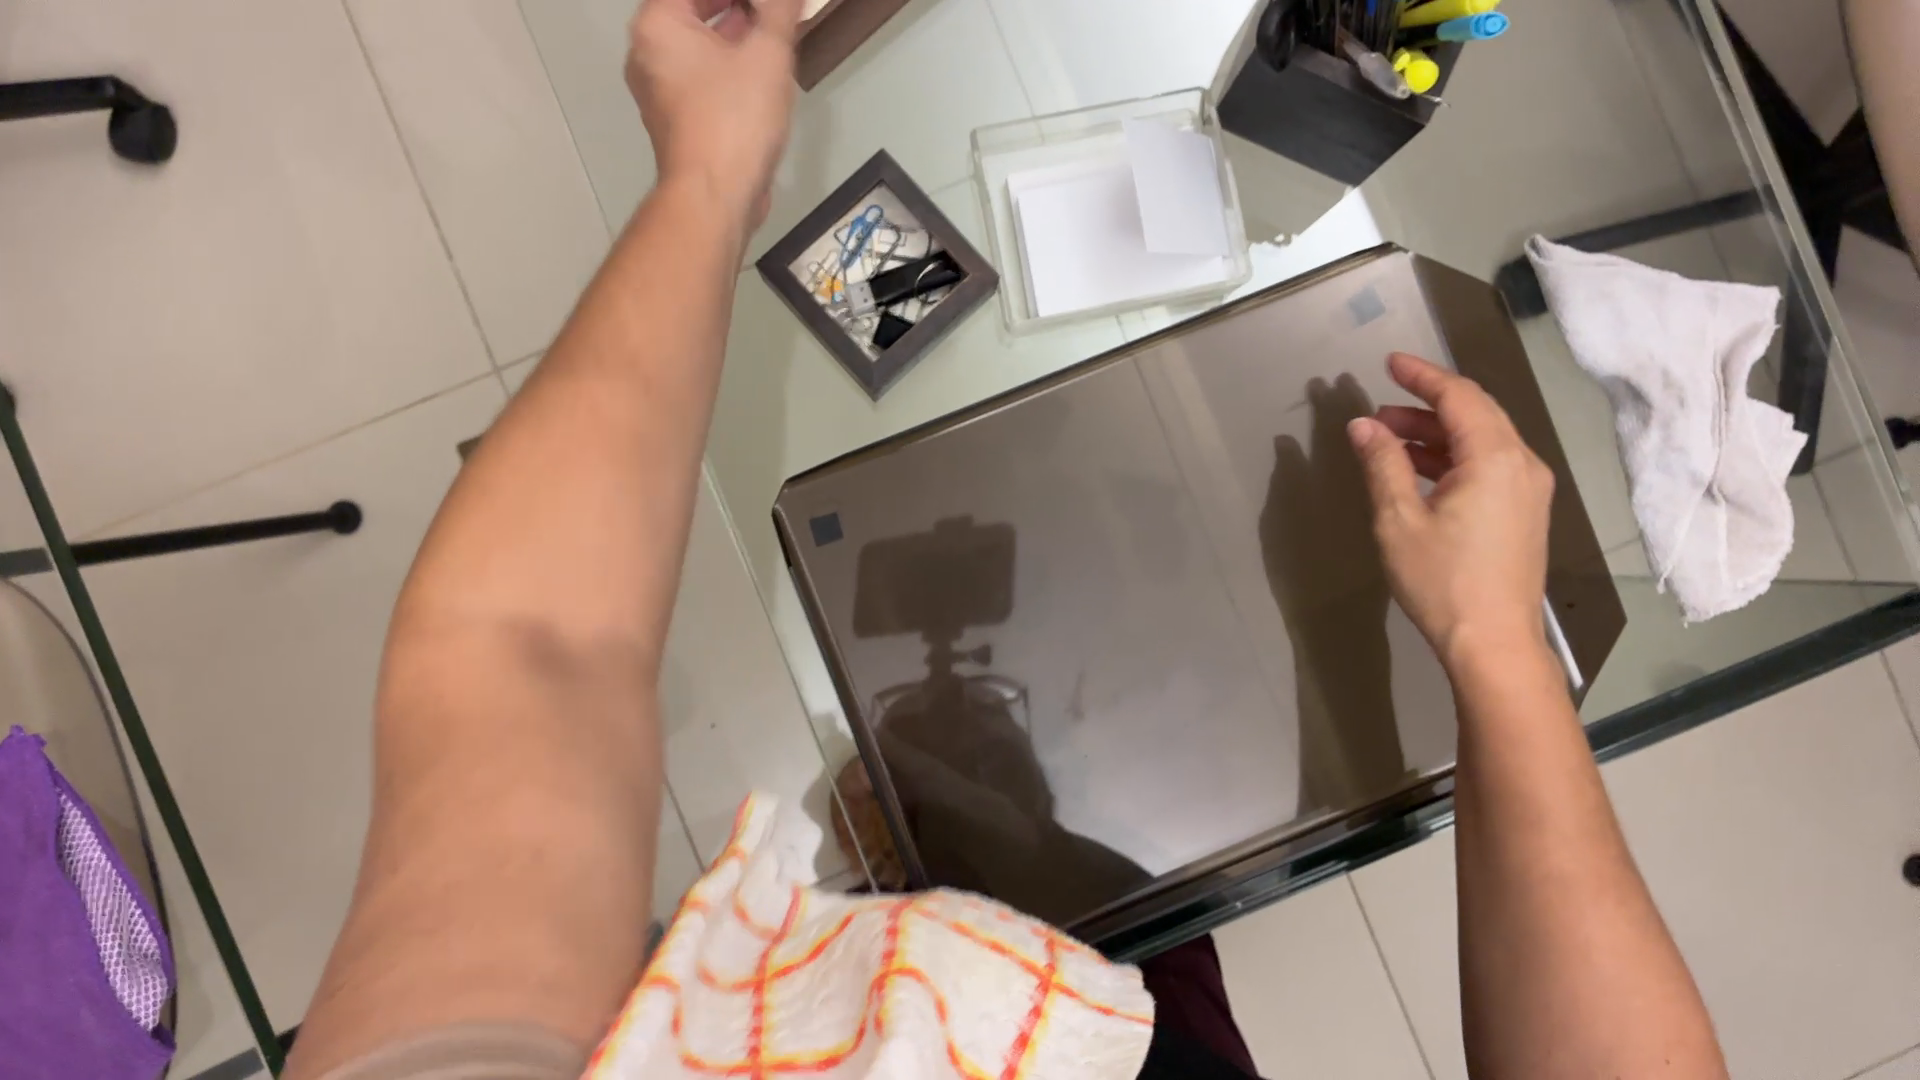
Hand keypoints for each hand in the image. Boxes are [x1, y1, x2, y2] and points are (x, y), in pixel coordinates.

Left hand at [626, 0, 802, 230]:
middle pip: (693, 11)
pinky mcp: (677, 125)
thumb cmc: (736, 118)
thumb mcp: (768, 54)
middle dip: (736, 6)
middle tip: (773, 10)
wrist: (715, 198)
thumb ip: (778, 11)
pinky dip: (728, 70)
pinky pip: (703, 81)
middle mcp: (648, 53)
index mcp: (658, 24)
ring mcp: (659, 93)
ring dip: (735, 38)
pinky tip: (761, 76)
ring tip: (774, 35)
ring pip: (699, 49)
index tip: (768, 3)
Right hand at [1347, 353, 1554, 668]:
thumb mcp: (1398, 519)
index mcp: (1494, 459)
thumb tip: (1364, 425)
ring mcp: (1528, 489)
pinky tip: (1417, 470)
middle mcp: (1522, 465)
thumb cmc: (1440, 579)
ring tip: (1388, 439)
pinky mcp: (1524, 511)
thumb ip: (1382, 464)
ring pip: (1482, 440)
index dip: (1422, 376)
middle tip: (1380, 409)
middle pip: (1476, 414)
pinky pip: (1488, 464)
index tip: (1388, 362)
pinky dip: (1451, 456)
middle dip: (1426, 404)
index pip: (1459, 397)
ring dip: (1435, 433)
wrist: (1493, 640)